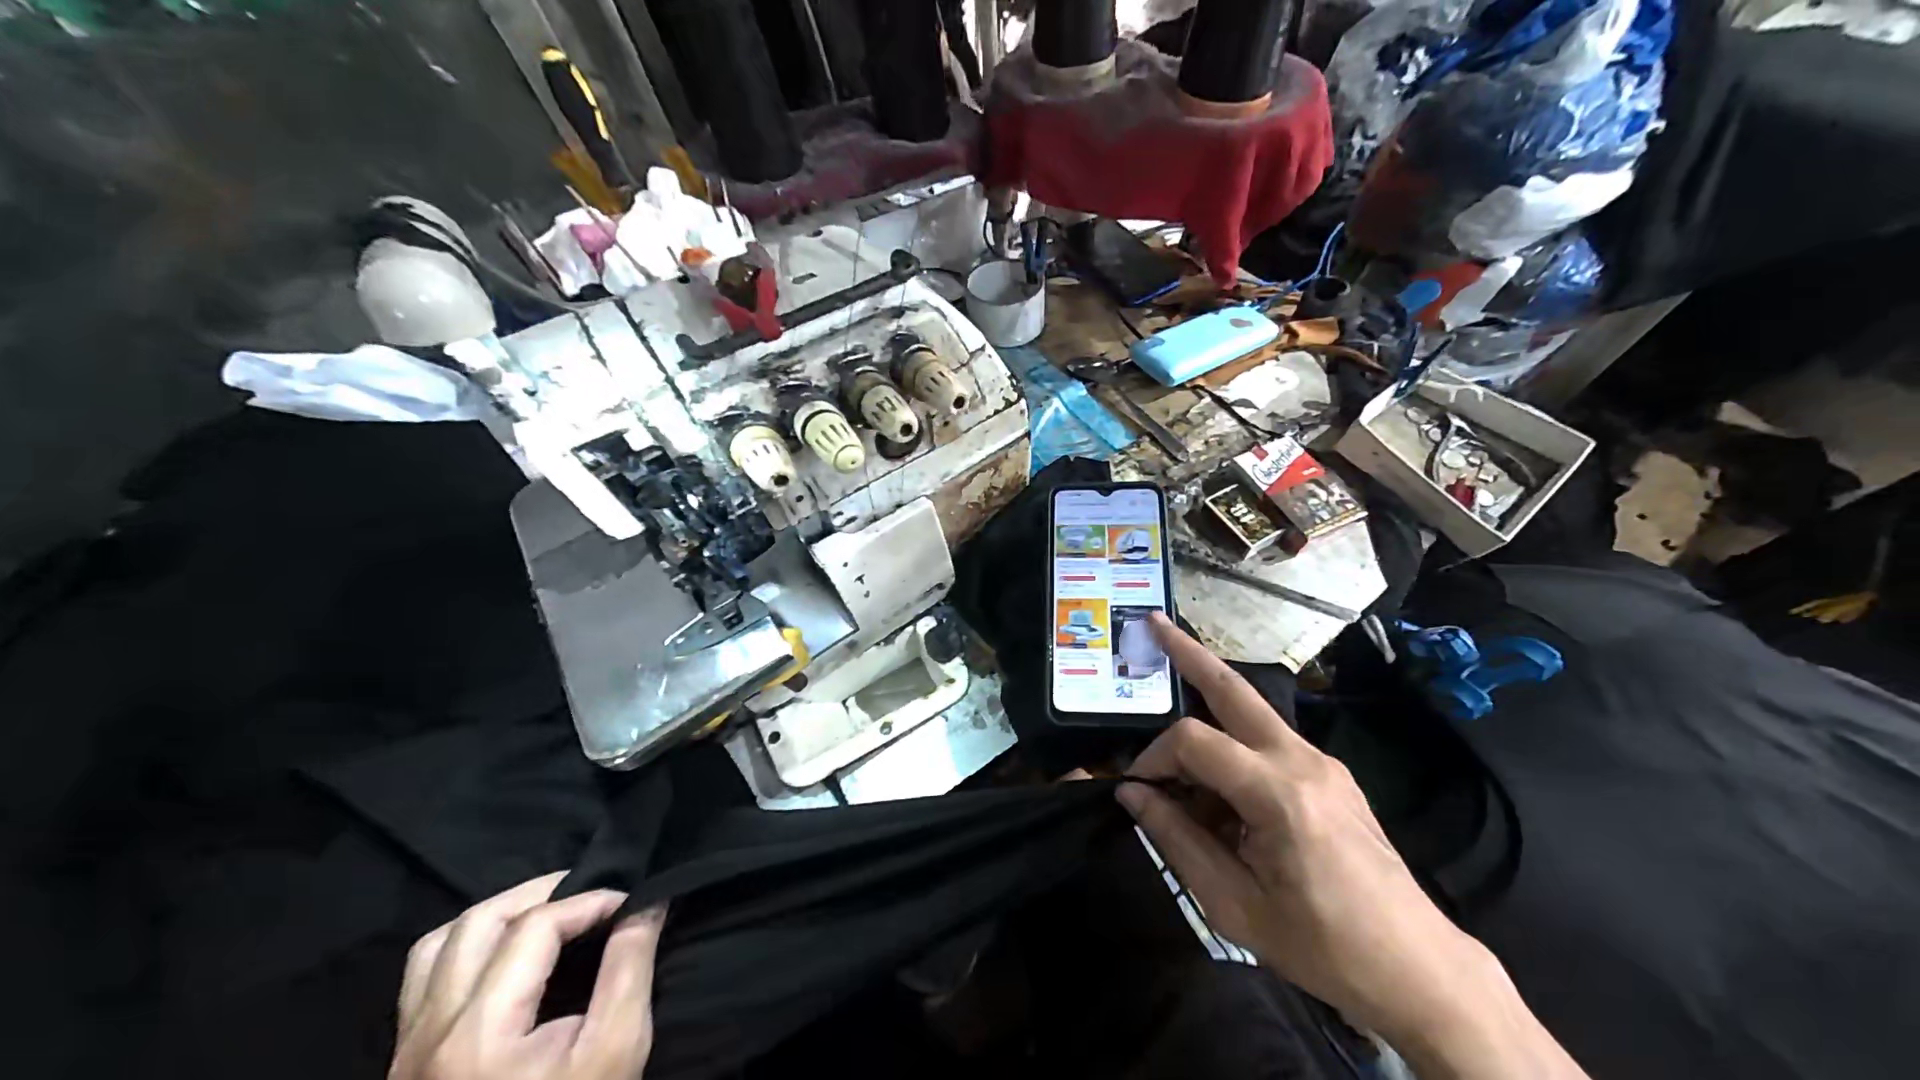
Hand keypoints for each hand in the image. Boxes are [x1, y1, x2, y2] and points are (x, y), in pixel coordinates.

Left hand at [390, 872, 666, 1079]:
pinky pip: (423, 979)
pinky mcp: (405, 1064)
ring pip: (438, 946)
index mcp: (479, 1033)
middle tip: (591, 890)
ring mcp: (407, 1050)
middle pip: (478, 922)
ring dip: (497, 913)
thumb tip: (647, 903)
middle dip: (542, 892)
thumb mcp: (616, 1050)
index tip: (630, 901)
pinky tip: (503, 952)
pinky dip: (465, 946)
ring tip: (547, 910)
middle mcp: (429, 1033)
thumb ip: (630, 967)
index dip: (589, 900)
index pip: (535, 928)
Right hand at [1117, 613, 1586, 1079]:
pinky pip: (1269, 741)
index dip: (1154, 757)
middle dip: (1190, 653)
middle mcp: (1303, 761)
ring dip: (1208, 700)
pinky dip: (1232, 744)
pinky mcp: (1331, 774)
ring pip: (1252, 710)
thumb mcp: (1232, 903)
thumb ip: (1176, 838)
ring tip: (1172, 712)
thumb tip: (1132, 793)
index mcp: (1279, 795)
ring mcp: (1323, 763)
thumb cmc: (1319, 944)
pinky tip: (1216, 782)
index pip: (1194, 742)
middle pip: (1234, 688)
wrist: (1416, 968)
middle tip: (1155, 624)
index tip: (1137, 789)